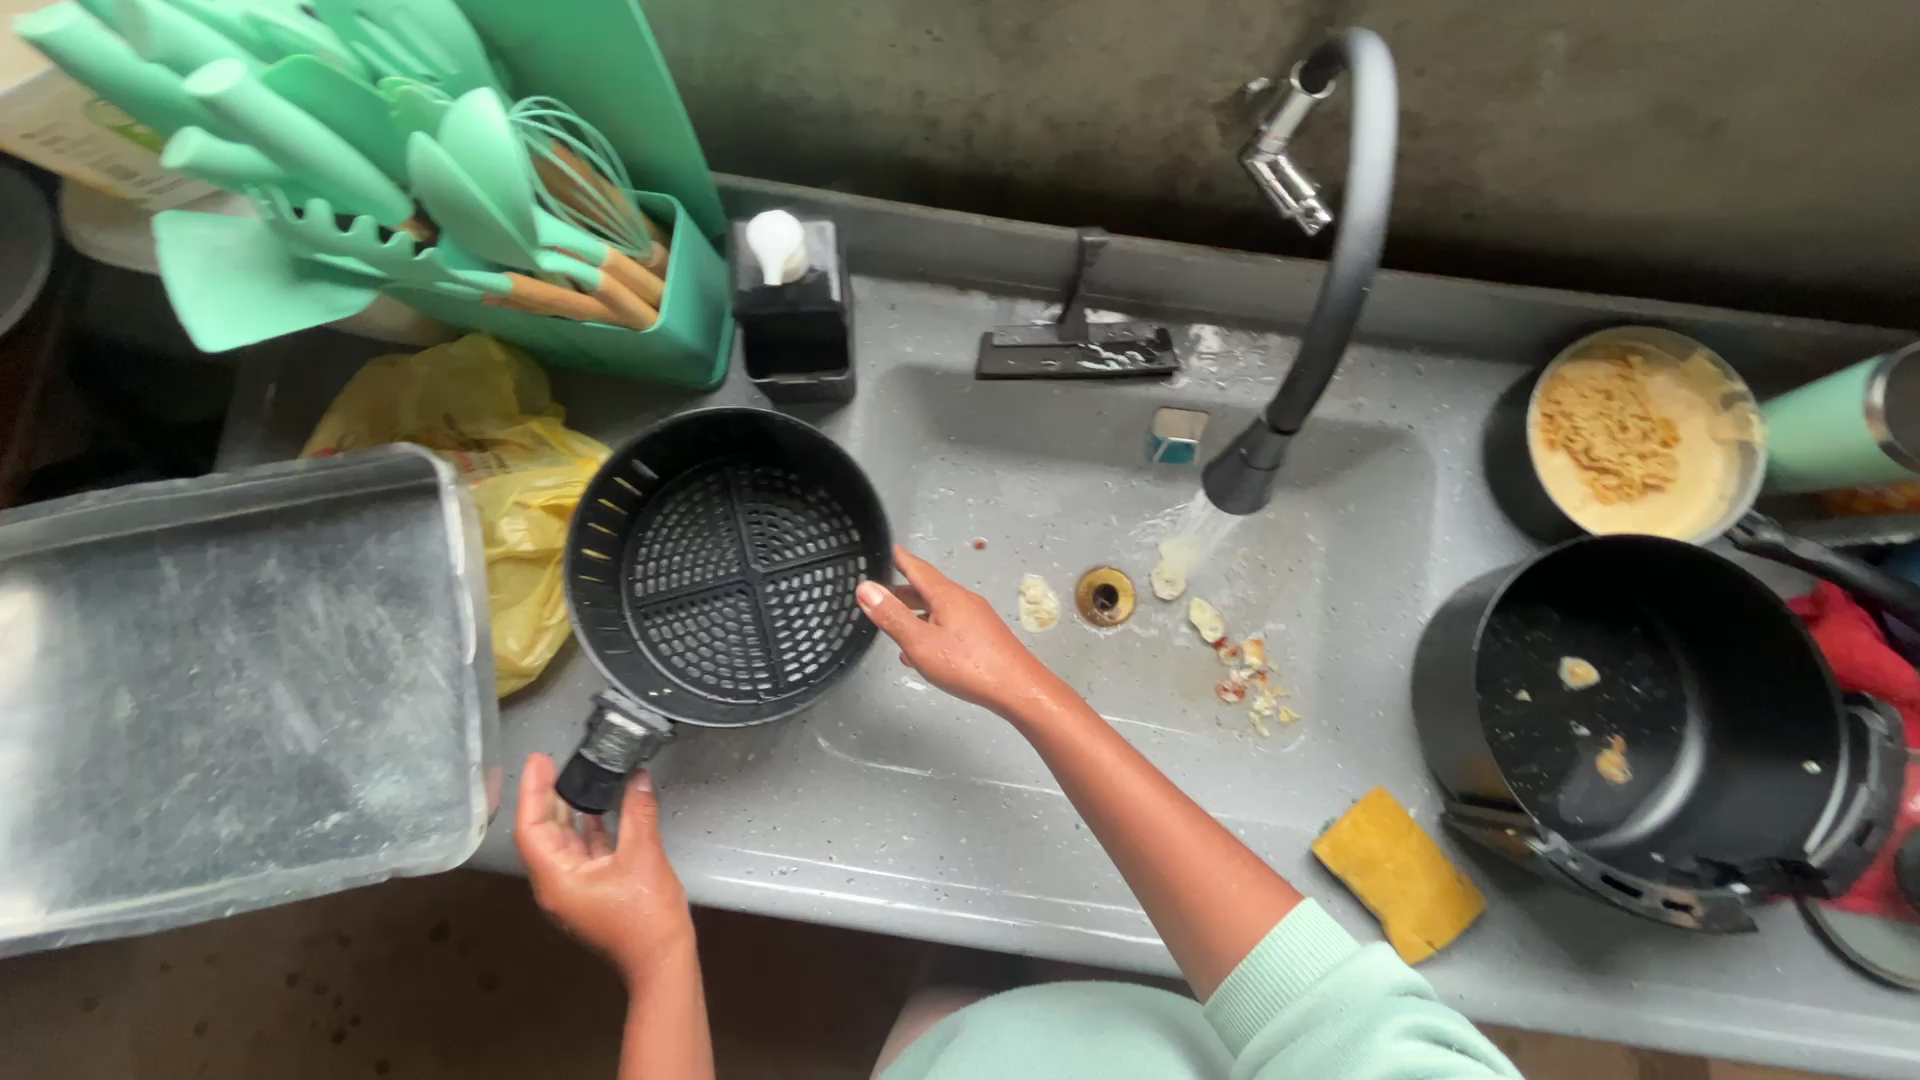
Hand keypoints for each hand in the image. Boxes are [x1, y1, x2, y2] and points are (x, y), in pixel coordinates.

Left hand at [514, 753, 693, 982]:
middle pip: (544, 833)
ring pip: (563, 842)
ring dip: (568, 810)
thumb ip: (638, 812)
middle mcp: (557, 884)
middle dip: (548, 797)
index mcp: (557, 879)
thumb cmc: (645, 912)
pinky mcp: (593, 889)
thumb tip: (638, 778)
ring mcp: (574, 889)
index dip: (533, 792)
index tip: (538, 762)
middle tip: (554, 763)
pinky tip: (599, 808)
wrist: (660, 957)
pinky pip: (583, 851)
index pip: (532, 828)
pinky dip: (588, 827)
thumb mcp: (643, 855)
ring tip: (576, 777)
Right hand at [856, 545, 1068, 717]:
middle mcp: (963, 600)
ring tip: (896, 621)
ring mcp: (976, 618)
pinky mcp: (983, 637)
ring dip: (916, 613)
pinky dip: (931, 630)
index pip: (918, 569)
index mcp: (947, 596)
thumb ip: (892, 616)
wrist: (1017, 688)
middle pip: (928, 589)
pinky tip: (922, 651)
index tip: (891, 549)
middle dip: (904, 590)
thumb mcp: (920, 642)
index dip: (902, 559)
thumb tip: (866, 588)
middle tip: (882, 591)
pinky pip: (950, 625)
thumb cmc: (967, 664)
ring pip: (939, 609)